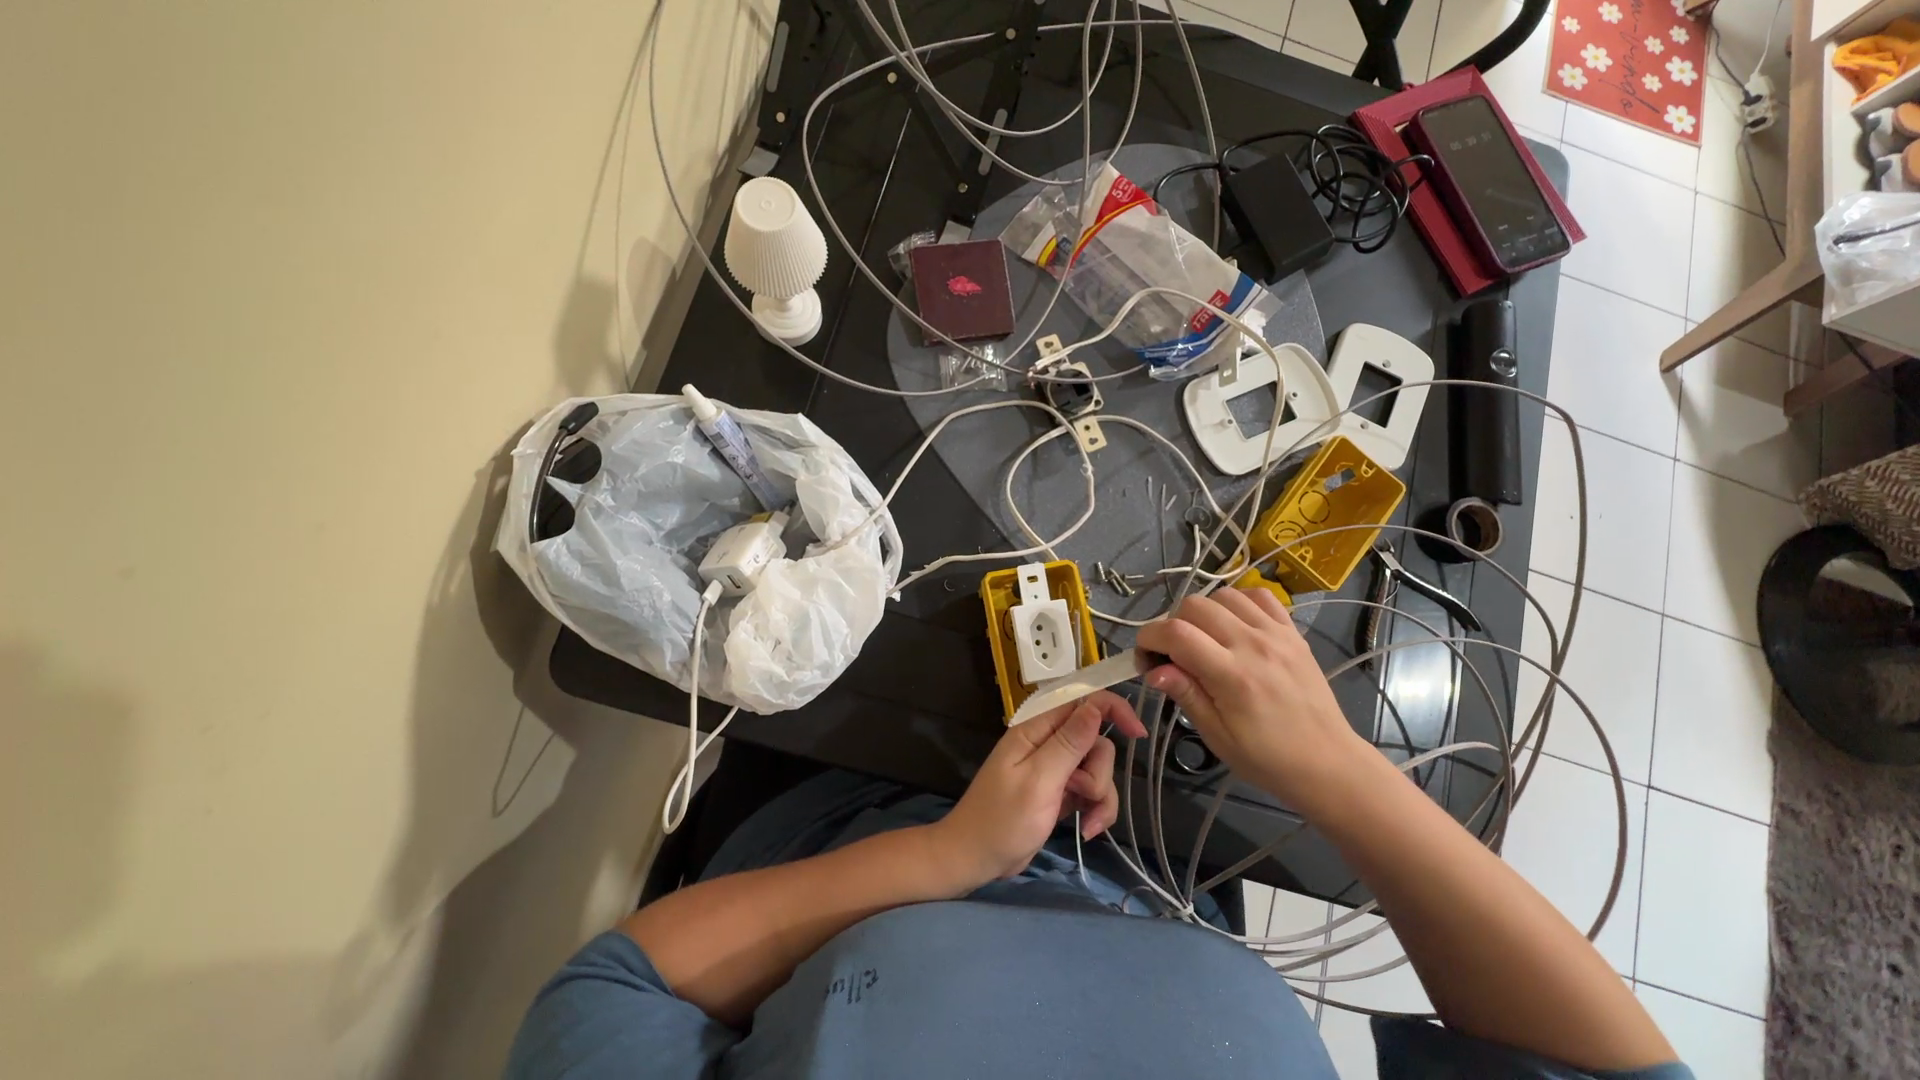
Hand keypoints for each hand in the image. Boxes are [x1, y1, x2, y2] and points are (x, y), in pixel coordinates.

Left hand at [930, 690, 1147, 885]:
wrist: (975, 860)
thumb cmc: (1001, 821)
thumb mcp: (1038, 782)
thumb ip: (1068, 744)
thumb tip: (1095, 706)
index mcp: (1036, 731)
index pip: (1081, 702)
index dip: (1113, 710)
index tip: (1138, 733)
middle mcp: (1047, 744)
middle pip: (1096, 742)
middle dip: (1099, 772)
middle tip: (1081, 794)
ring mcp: (1054, 770)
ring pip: (1098, 770)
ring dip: (1100, 797)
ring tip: (1086, 823)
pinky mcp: (1060, 793)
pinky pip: (1091, 793)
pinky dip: (1095, 810)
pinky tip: (1087, 829)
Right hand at [1135, 588, 1368, 814]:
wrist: (1327, 762)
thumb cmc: (1266, 758)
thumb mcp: (1217, 736)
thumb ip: (1186, 694)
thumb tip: (1153, 670)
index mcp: (1232, 676)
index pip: (1176, 633)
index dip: (1149, 638)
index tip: (1145, 659)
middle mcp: (1253, 644)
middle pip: (1195, 606)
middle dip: (1172, 625)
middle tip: (1173, 655)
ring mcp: (1277, 634)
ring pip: (1224, 595)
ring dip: (1203, 612)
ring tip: (1204, 640)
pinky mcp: (1293, 632)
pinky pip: (1259, 597)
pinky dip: (1238, 603)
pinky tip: (1234, 626)